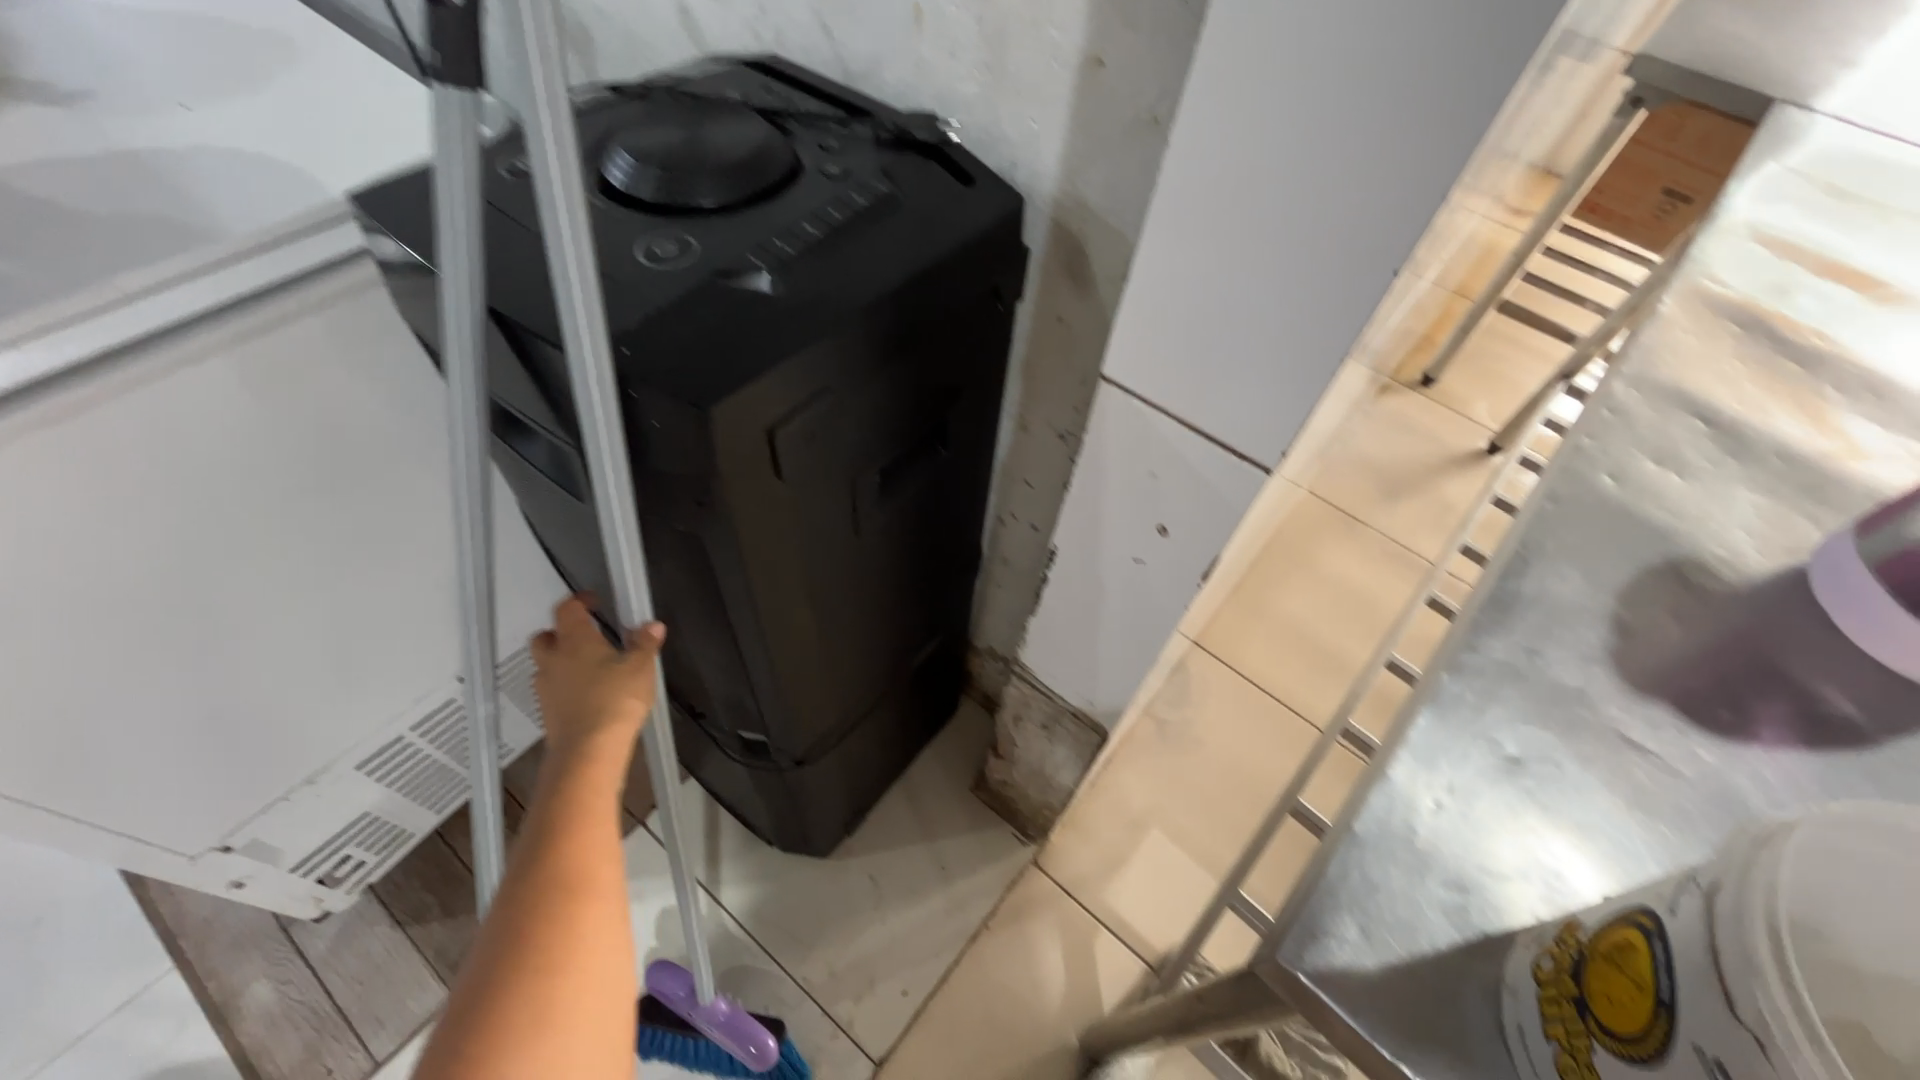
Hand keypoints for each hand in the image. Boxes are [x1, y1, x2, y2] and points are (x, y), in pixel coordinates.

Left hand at [529, 595, 664, 757]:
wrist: (588, 749)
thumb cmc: (615, 699)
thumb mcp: (641, 668)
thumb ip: (645, 644)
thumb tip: (653, 626)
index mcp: (575, 640)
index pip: (567, 609)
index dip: (579, 601)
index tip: (594, 601)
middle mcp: (553, 659)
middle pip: (546, 636)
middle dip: (562, 632)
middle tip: (586, 636)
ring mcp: (545, 687)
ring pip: (546, 664)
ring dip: (562, 661)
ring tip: (591, 668)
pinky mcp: (547, 711)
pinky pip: (552, 689)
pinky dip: (565, 686)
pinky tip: (588, 695)